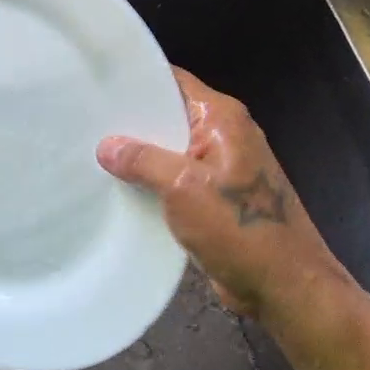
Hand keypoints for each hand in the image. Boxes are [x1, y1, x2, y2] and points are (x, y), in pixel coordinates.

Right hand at [96, 68, 350, 320]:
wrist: (286, 290)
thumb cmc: (242, 230)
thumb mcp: (183, 188)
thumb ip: (142, 160)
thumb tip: (106, 146)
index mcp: (222, 119)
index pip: (172, 81)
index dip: (134, 79)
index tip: (93, 83)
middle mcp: (223, 134)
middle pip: (167, 114)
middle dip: (129, 119)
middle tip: (83, 118)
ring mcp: (220, 167)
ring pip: (167, 148)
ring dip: (136, 154)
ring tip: (89, 150)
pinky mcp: (214, 197)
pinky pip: (173, 177)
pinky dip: (149, 180)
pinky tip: (115, 185)